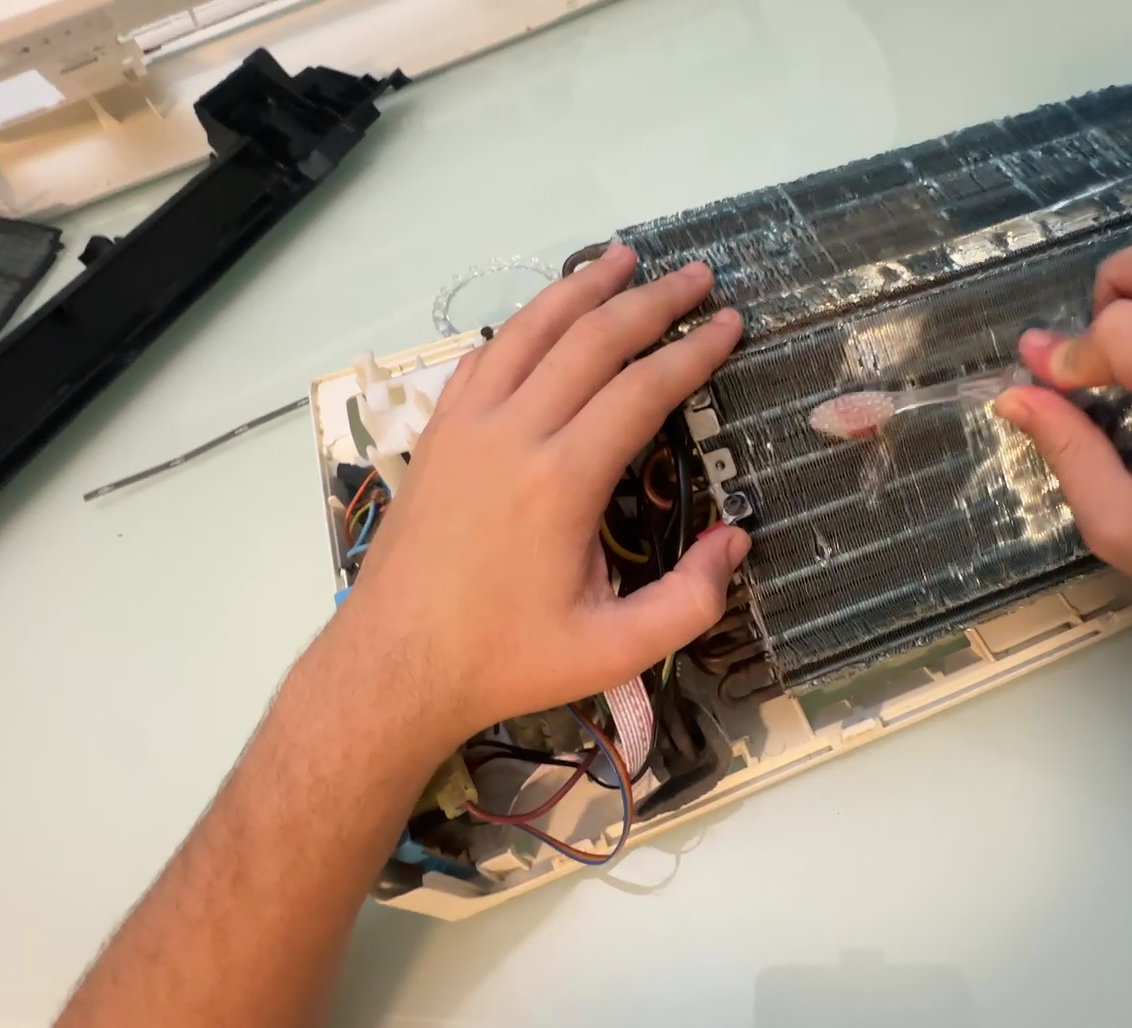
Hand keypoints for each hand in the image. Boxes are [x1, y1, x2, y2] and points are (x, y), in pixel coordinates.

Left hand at [329, 245, 748, 740]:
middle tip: (697, 276)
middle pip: (592, 340)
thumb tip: (736, 541)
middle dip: (653, 301)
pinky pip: (484, 358)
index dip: (693, 351)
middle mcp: (513, 433)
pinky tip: (543, 318)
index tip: (729, 323)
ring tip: (623, 258)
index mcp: (562, 480)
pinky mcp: (437, 435)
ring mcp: (466, 426)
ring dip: (582, 288)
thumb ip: (691, 600)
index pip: (642, 389)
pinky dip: (524, 326)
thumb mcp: (616, 651)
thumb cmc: (507, 660)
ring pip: (531, 330)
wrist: (395, 666)